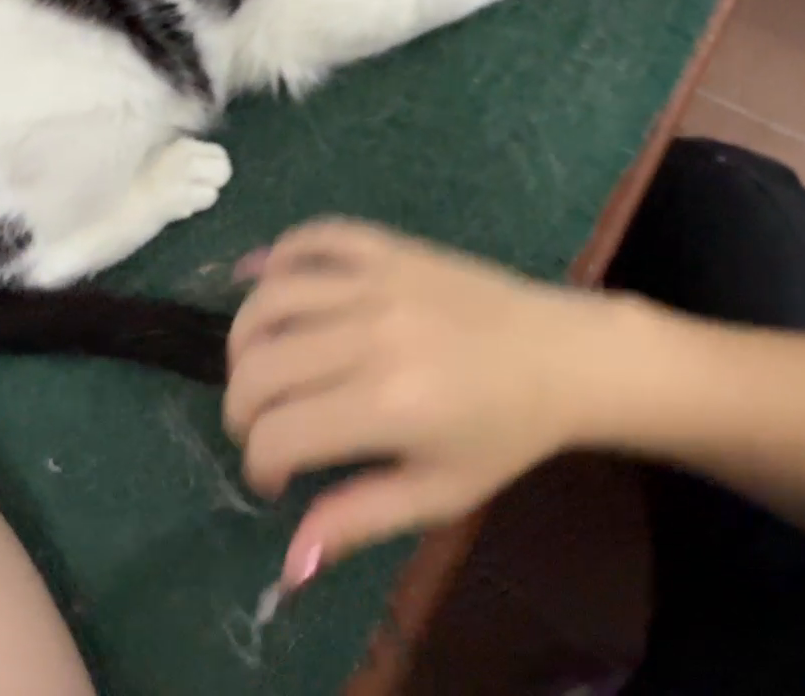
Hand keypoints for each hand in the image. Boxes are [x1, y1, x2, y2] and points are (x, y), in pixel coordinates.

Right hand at [223, 220, 620, 585]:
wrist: (564, 355)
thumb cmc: (506, 433)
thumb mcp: (439, 492)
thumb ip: (360, 521)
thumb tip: (288, 568)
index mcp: (388, 405)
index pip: (275, 433)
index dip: (258, 464)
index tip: (279, 477)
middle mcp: (374, 335)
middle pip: (259, 366)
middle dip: (240, 408)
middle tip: (265, 427)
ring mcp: (381, 282)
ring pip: (272, 297)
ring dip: (245, 336)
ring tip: (260, 364)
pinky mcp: (393, 248)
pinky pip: (317, 235)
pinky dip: (280, 252)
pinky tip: (267, 279)